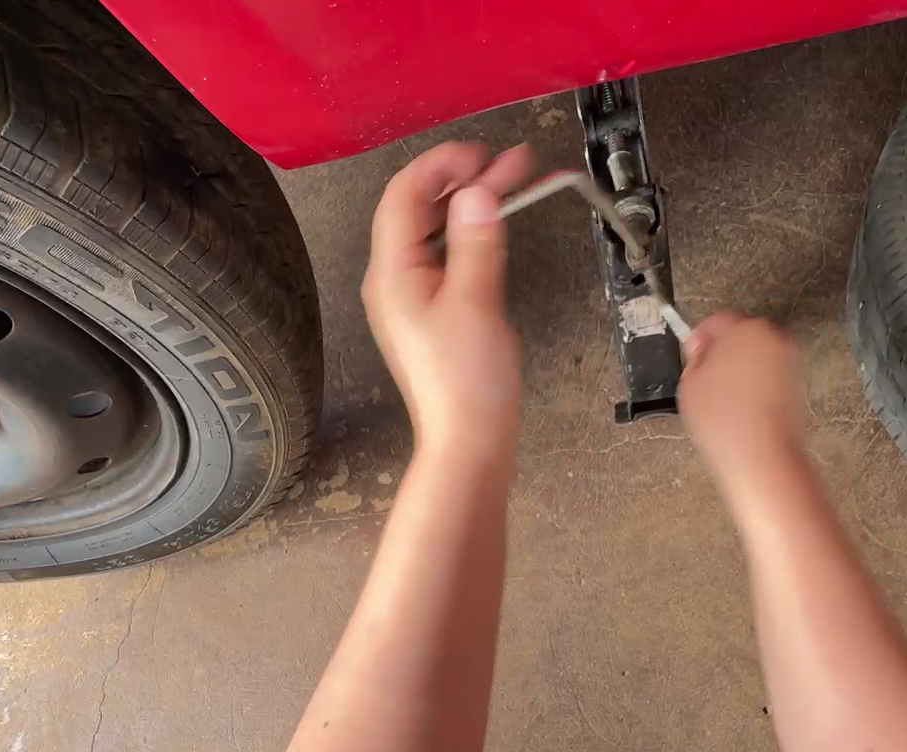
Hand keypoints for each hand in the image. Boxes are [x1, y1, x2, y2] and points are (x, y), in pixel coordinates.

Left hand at [363, 141, 535, 457]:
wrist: (469, 441)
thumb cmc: (468, 384)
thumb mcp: (476, 303)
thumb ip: (476, 242)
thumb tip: (477, 194)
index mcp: (392, 274)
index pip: (406, 195)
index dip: (443, 165)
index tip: (484, 154)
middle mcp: (394, 283)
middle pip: (423, 213)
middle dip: (467, 184)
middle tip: (513, 166)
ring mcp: (413, 301)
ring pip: (439, 236)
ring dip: (473, 210)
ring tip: (514, 189)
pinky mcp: (433, 317)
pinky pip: (448, 262)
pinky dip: (473, 241)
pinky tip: (497, 233)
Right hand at [678, 313, 808, 482]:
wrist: (761, 455)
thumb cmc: (726, 422)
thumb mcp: (691, 383)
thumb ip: (695, 357)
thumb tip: (701, 349)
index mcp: (744, 329)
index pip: (718, 321)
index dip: (701, 337)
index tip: (692, 351)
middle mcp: (772, 339)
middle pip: (742, 335)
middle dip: (723, 352)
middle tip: (705, 376)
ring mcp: (788, 362)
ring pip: (757, 357)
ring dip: (740, 369)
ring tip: (722, 397)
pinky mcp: (797, 385)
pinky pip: (769, 377)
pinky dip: (756, 386)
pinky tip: (740, 408)